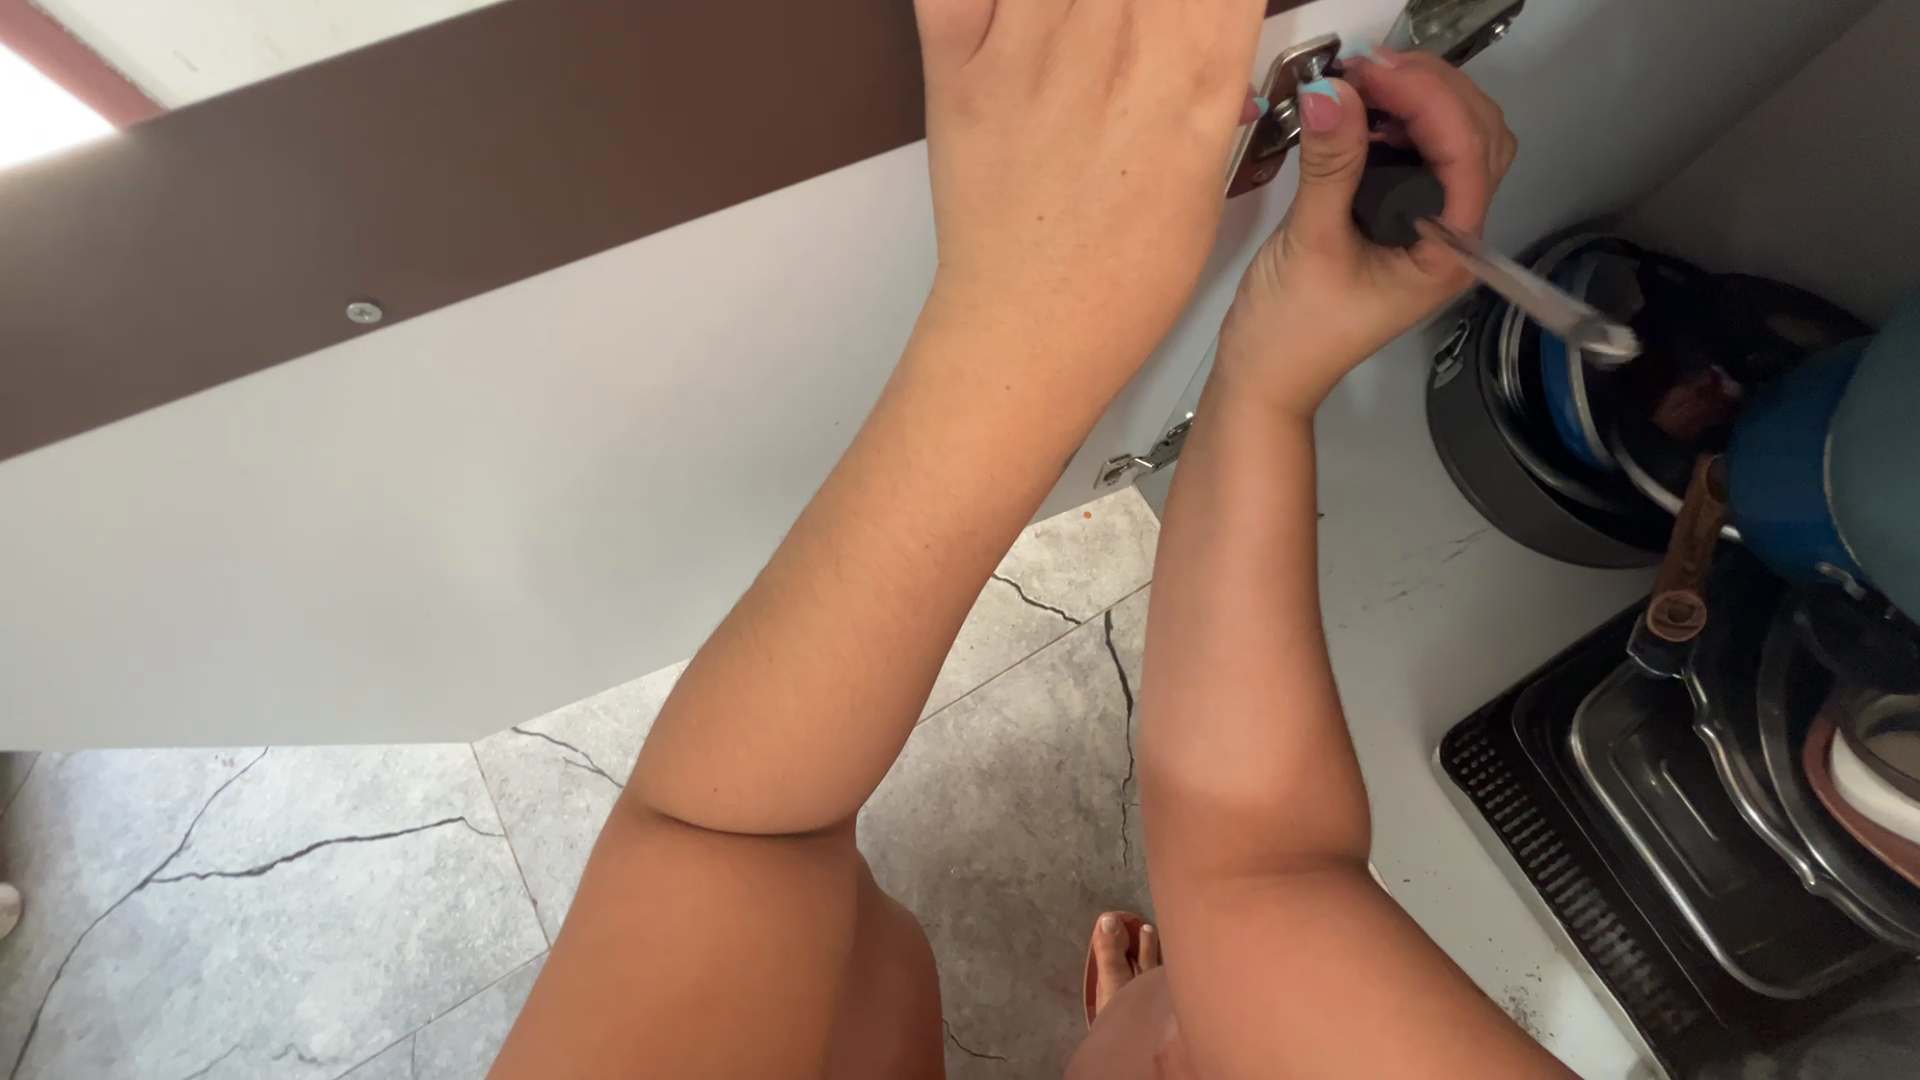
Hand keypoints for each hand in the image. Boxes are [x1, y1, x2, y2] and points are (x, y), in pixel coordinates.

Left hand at [914, 0, 1266, 379]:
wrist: (1032, 335)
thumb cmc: (1116, 287)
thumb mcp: (1205, 181)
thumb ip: (1206, 82)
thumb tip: (1200, 31)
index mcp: (1198, 70)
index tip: (1178, 6)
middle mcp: (1122, 42)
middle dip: (1129, 0)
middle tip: (1116, 26)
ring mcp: (1033, 51)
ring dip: (1062, 2)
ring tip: (1065, 33)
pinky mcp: (962, 72)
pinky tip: (1004, 16)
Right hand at [1217, 49, 1516, 416]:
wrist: (1261, 383)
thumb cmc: (1287, 334)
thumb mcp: (1309, 246)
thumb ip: (1329, 167)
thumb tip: (1330, 91)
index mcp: (1446, 253)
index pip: (1467, 151)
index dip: (1429, 99)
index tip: (1373, 70)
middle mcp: (1448, 239)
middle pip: (1473, 139)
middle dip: (1429, 93)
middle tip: (1366, 69)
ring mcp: (1421, 235)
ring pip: (1446, 148)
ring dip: (1413, 107)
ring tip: (1360, 86)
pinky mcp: (1390, 231)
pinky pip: (1410, 166)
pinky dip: (1392, 132)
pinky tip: (1357, 119)